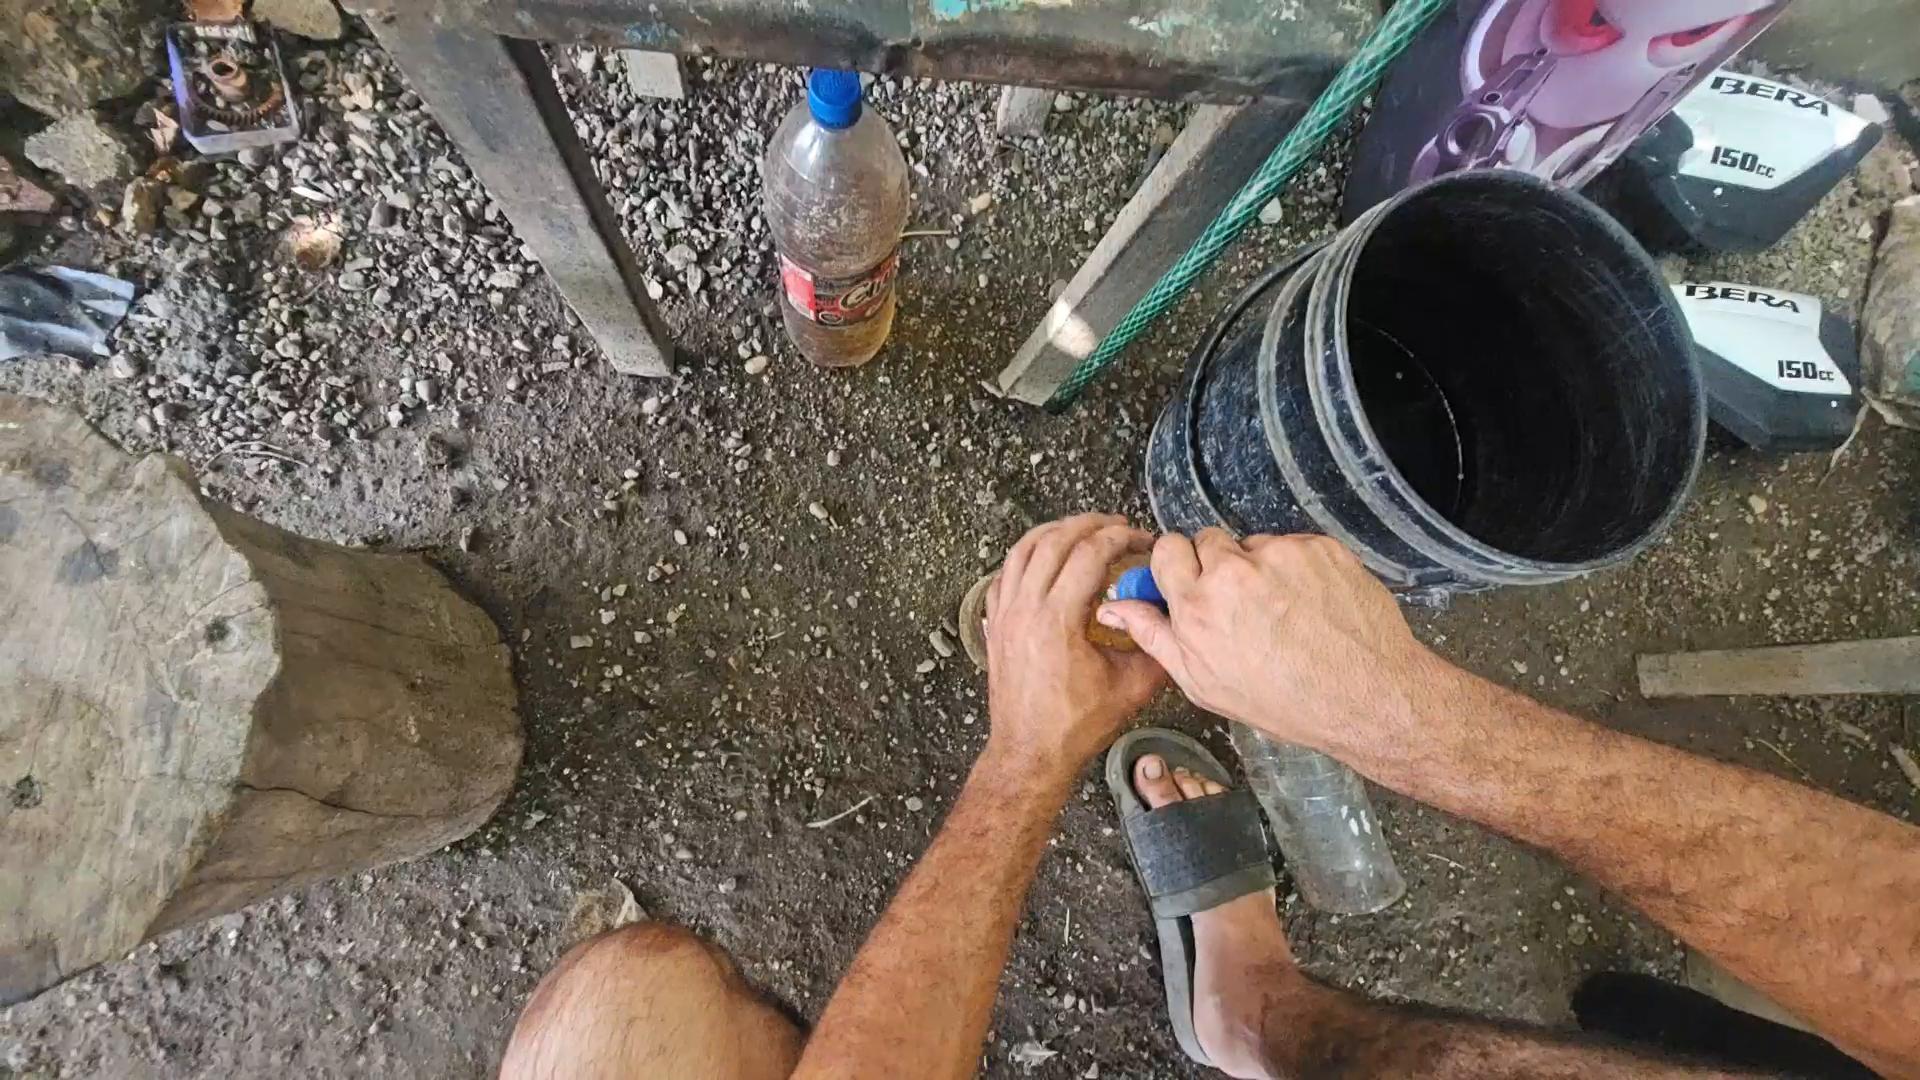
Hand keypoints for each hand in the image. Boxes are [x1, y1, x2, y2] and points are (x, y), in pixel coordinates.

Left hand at [985, 514, 1166, 779]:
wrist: (1029, 751)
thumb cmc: (1076, 725)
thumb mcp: (1130, 688)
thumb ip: (1154, 646)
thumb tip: (1171, 613)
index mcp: (1056, 621)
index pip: (1088, 555)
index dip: (1119, 538)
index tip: (1141, 539)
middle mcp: (1024, 609)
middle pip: (1053, 542)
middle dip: (1088, 525)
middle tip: (1116, 524)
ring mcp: (1004, 614)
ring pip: (1022, 551)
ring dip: (1053, 532)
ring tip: (1081, 528)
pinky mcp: (994, 624)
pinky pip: (1004, 574)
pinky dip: (1025, 555)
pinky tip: (1044, 557)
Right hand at [1095, 530, 1434, 758]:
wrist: (1366, 697)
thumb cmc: (1280, 699)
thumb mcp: (1201, 680)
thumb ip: (1152, 634)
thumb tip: (1111, 607)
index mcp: (1197, 604)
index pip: (1167, 547)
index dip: (1179, 564)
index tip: (1191, 580)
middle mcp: (1233, 571)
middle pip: (1207, 539)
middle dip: (1217, 564)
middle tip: (1239, 601)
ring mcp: (1280, 555)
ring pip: (1252, 543)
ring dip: (1259, 566)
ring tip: (1283, 608)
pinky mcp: (1319, 548)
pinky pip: (1293, 545)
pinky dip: (1297, 567)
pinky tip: (1310, 603)